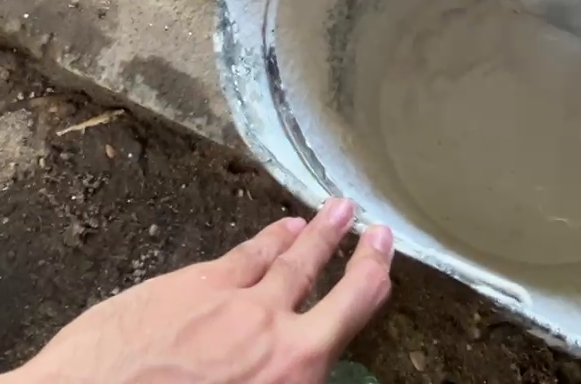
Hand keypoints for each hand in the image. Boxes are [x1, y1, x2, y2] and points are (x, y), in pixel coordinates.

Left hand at [20, 198, 392, 383]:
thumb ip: (279, 370)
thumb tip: (289, 360)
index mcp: (292, 371)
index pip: (349, 310)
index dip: (373, 276)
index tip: (385, 253)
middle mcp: (273, 328)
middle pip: (320, 275)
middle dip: (349, 246)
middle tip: (367, 220)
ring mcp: (233, 299)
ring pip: (284, 257)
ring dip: (311, 234)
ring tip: (330, 213)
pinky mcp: (195, 283)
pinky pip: (243, 254)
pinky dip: (267, 239)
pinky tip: (276, 230)